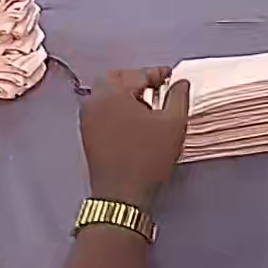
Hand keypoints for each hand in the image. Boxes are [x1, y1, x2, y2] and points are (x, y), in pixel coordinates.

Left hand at [80, 68, 189, 208]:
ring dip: (126, 92)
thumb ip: (178, 96)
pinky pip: (103, 109)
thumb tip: (180, 82)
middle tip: (158, 86)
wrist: (123, 194)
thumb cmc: (150, 156)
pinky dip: (118, 106)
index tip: (172, 76)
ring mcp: (87, 118)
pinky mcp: (87, 133)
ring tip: (148, 103)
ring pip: (107, 94)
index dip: (158, 73)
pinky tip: (135, 119)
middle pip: (116, 79)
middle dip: (137, 79)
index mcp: (113, 93)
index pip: (137, 74)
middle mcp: (95, 101)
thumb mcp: (174, 123)